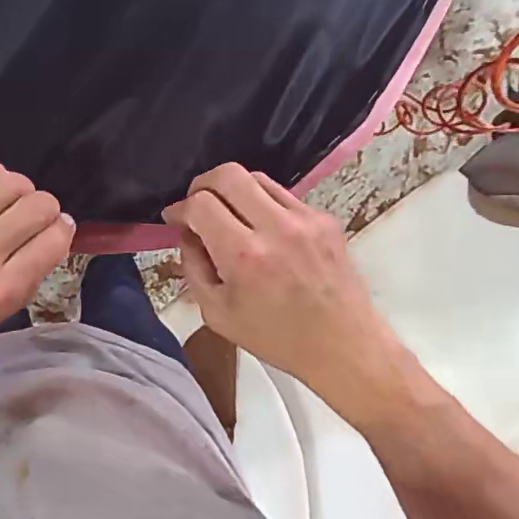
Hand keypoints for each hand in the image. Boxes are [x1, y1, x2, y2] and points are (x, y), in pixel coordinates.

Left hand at [0, 159, 72, 363]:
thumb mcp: (8, 306)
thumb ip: (37, 268)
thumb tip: (60, 224)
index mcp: (1, 290)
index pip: (53, 241)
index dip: (64, 229)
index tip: (59, 228)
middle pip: (35, 207)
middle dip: (47, 207)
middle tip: (37, 215)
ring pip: (6, 182)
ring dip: (21, 188)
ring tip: (14, 200)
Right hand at [162, 164, 424, 429]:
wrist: (344, 345)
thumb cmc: (276, 337)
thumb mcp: (217, 314)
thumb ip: (194, 268)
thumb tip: (187, 234)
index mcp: (244, 256)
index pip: (201, 204)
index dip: (179, 208)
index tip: (174, 218)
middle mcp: (276, 228)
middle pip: (228, 174)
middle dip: (202, 184)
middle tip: (196, 204)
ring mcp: (305, 219)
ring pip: (256, 177)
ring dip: (233, 190)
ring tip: (227, 213)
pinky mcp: (324, 219)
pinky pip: (282, 195)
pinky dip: (261, 203)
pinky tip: (260, 228)